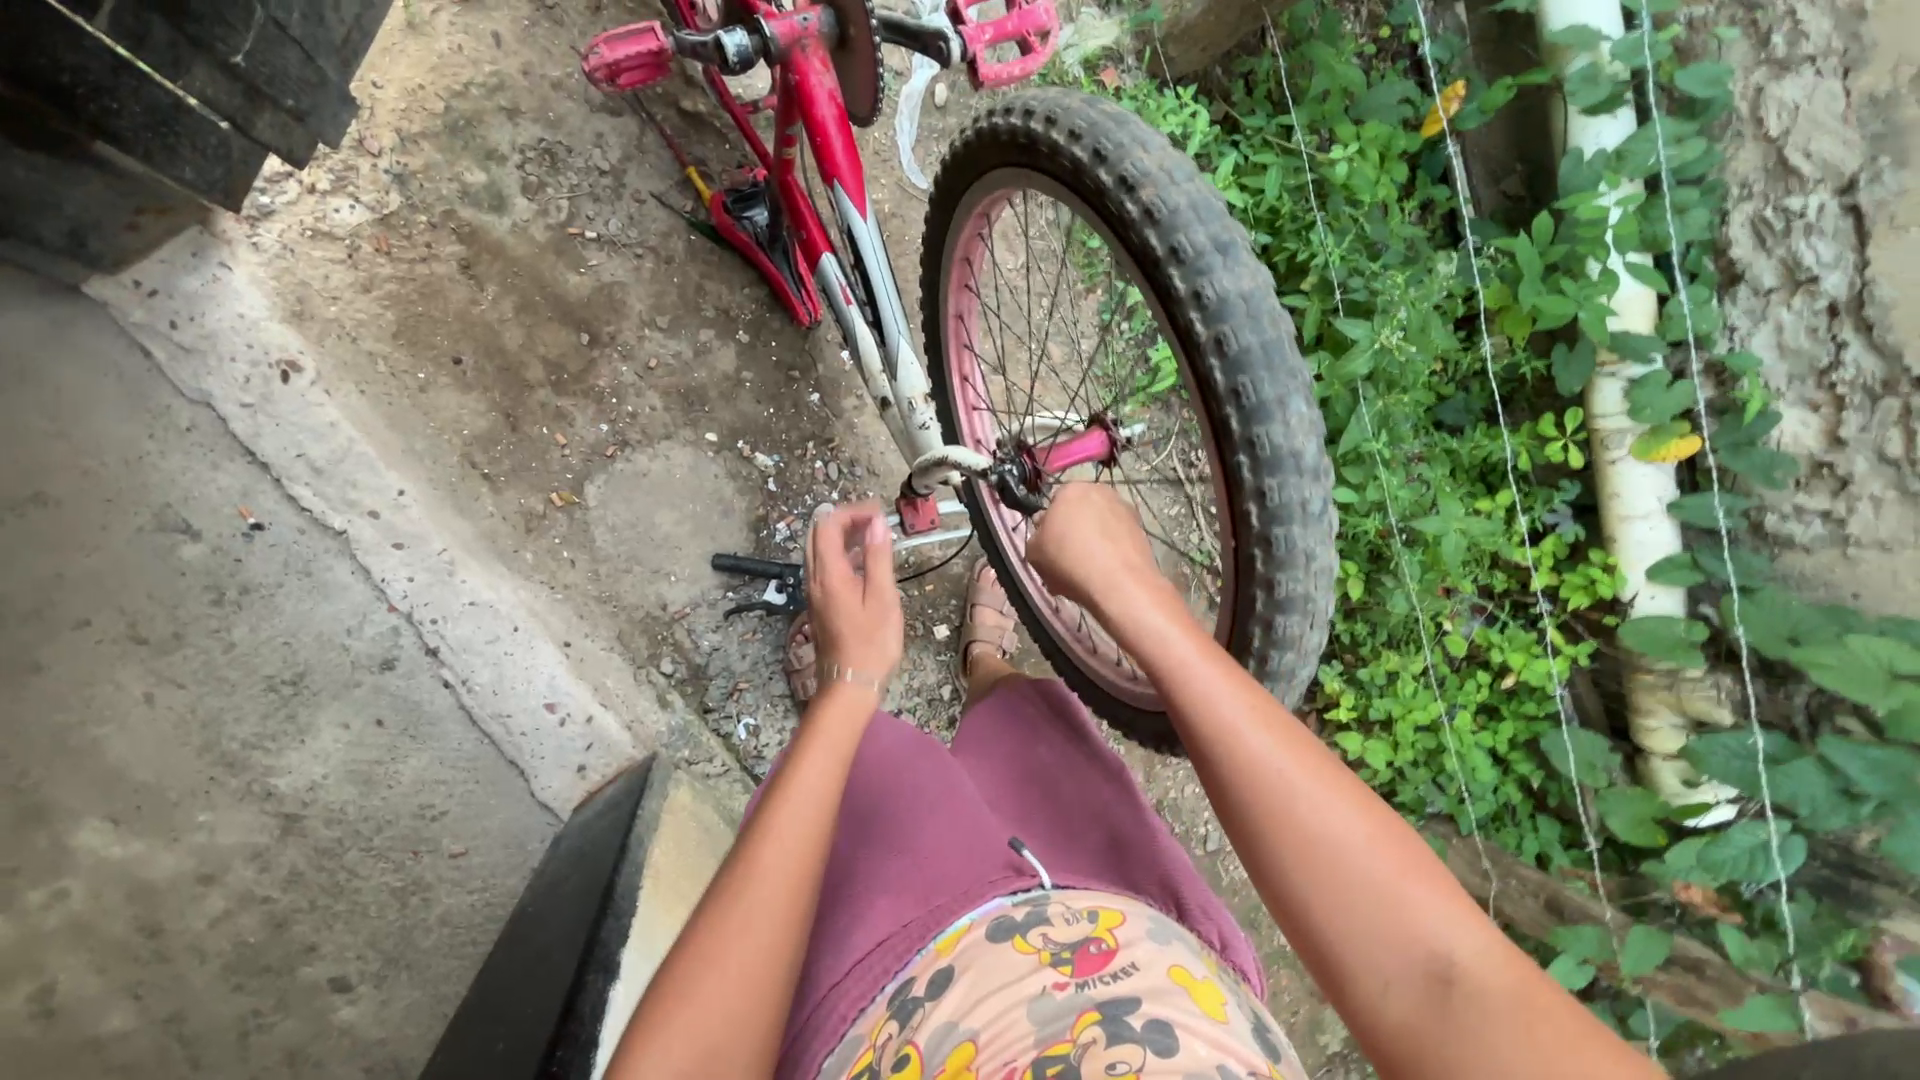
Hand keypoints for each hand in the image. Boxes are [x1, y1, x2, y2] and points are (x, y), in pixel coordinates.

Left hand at [804, 502, 904, 688]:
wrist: (850, 685)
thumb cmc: (871, 644)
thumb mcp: (882, 598)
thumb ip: (878, 557)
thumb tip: (877, 523)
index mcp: (829, 574)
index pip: (828, 524)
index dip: (852, 511)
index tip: (879, 514)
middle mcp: (814, 579)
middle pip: (818, 533)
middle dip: (845, 520)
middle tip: (875, 522)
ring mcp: (814, 592)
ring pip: (819, 550)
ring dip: (843, 537)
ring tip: (874, 538)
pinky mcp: (820, 604)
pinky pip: (825, 567)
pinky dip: (842, 555)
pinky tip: (866, 564)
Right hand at [1028, 483, 1171, 616]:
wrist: (1119, 583)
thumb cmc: (1068, 562)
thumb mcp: (1033, 553)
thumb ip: (1035, 537)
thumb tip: (1045, 531)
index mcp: (1070, 490)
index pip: (1053, 504)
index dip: (1049, 526)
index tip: (1049, 547)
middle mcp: (1100, 490)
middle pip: (1079, 511)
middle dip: (1073, 531)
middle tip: (1066, 559)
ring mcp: (1124, 508)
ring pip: (1100, 524)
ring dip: (1093, 541)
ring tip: (1087, 569)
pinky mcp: (1141, 528)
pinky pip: (1117, 537)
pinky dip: (1110, 550)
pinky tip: (1105, 572)